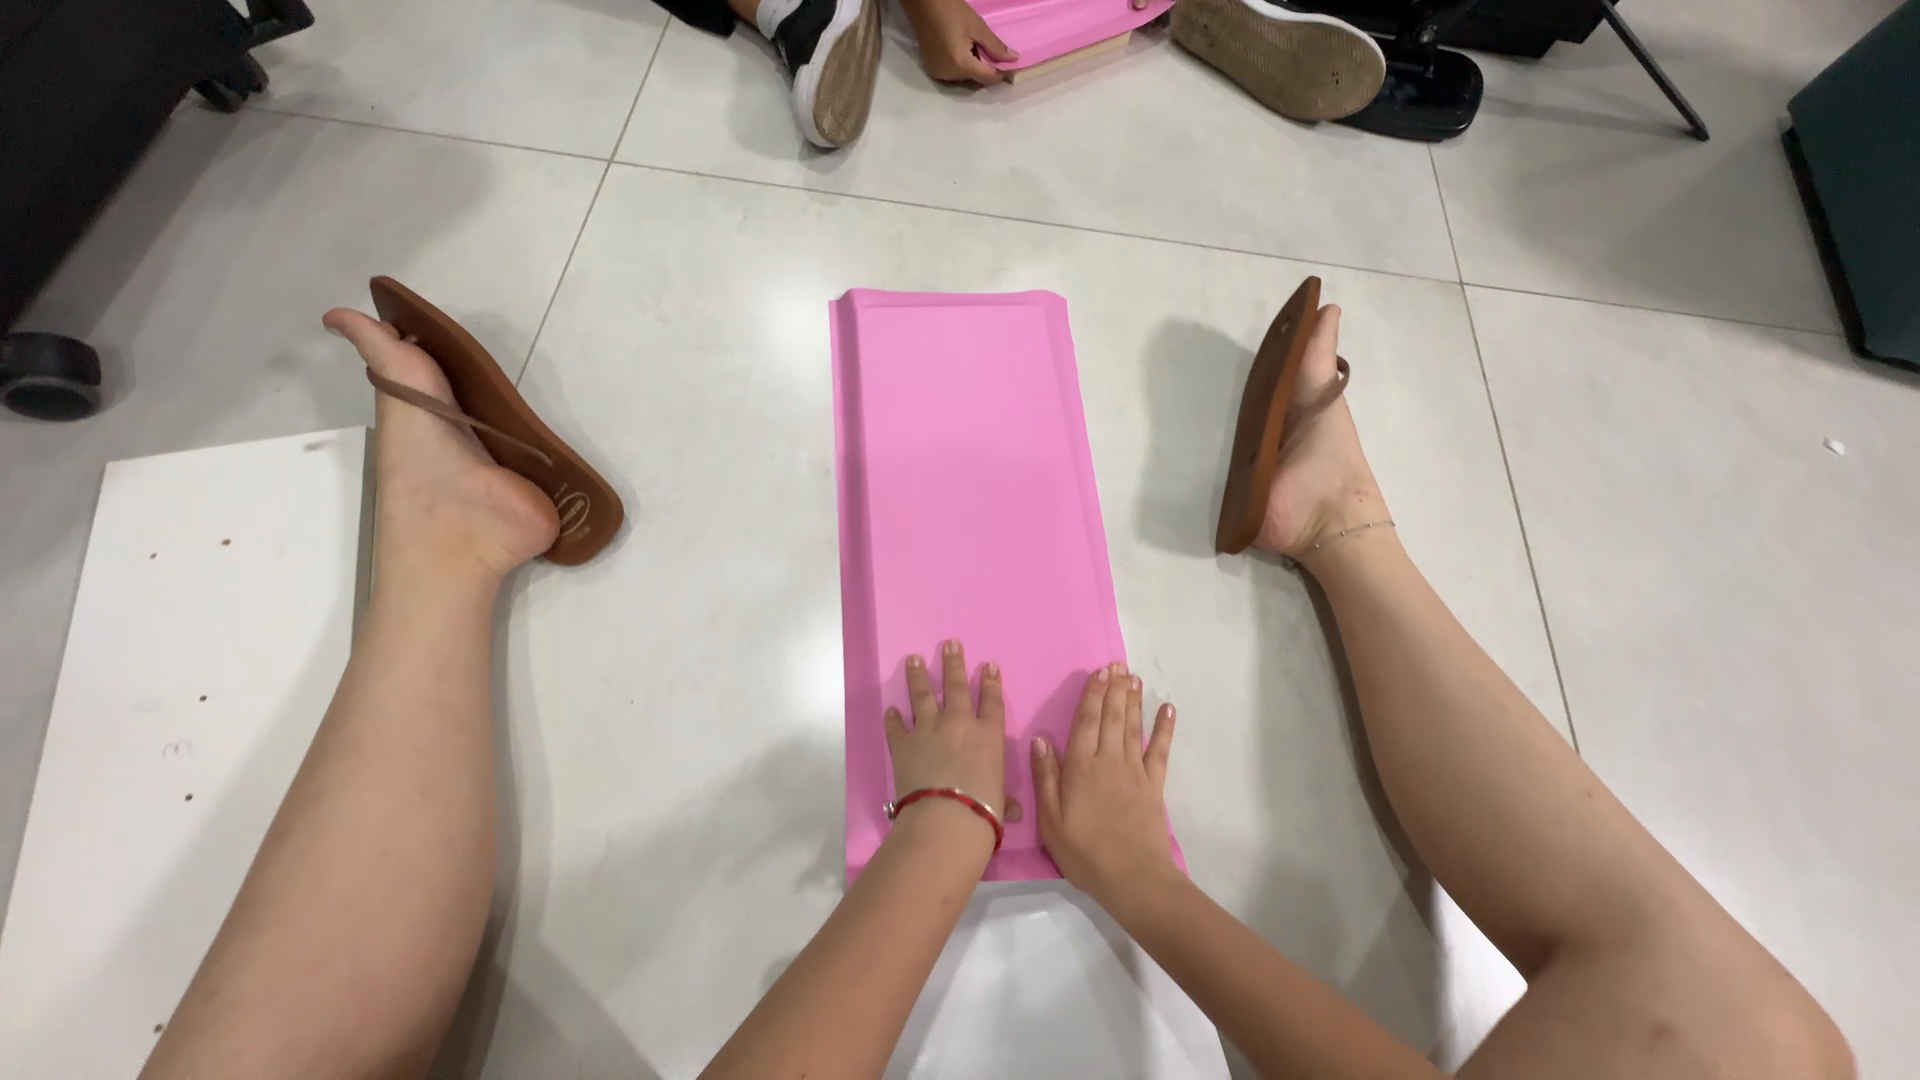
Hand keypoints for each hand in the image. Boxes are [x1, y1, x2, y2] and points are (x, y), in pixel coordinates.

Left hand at [885, 640, 1007, 840]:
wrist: (946, 817)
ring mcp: (928, 730)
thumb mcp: (1000, 801)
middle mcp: (959, 723)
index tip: (988, 666)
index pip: (992, 701)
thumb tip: (1011, 811)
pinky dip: (893, 718)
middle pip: (956, 686)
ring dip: (918, 675)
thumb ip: (1003, 799)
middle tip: (950, 643)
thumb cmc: (983, 809)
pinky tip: (891, 709)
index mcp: (988, 734)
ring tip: (913, 658)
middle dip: (953, 663)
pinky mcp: (903, 744)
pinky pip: (897, 726)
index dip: (991, 682)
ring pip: (923, 694)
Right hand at [902, 0, 1016, 84]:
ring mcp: (939, 75)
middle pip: (975, 81)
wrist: (923, 4)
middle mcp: (950, 76)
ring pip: (964, 79)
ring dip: (973, 70)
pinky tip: (961, 52)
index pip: (987, 79)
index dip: (1000, 74)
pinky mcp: (933, 70)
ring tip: (974, 50)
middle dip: (985, 71)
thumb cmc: (951, 10)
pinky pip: (953, 75)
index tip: (1008, 65)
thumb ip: (996, 46)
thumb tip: (1014, 59)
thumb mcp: (977, 26)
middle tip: (990, 53)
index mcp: (961, 65)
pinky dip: (961, 68)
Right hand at [1031, 662, 1178, 905]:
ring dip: (1133, 700)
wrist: (1132, 877)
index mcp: (1080, 766)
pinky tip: (1168, 710)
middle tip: (1117, 664)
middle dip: (1113, 689)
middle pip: (1111, 717)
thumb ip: (1046, 777)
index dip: (1092, 695)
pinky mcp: (1154, 786)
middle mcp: (1108, 760)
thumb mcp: (1051, 819)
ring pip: (1132, 727)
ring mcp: (1134, 771)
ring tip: (1133, 677)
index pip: (1086, 721)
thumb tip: (1041, 738)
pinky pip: (1160, 751)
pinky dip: (1164, 729)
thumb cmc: (1084, 852)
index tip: (1098, 672)